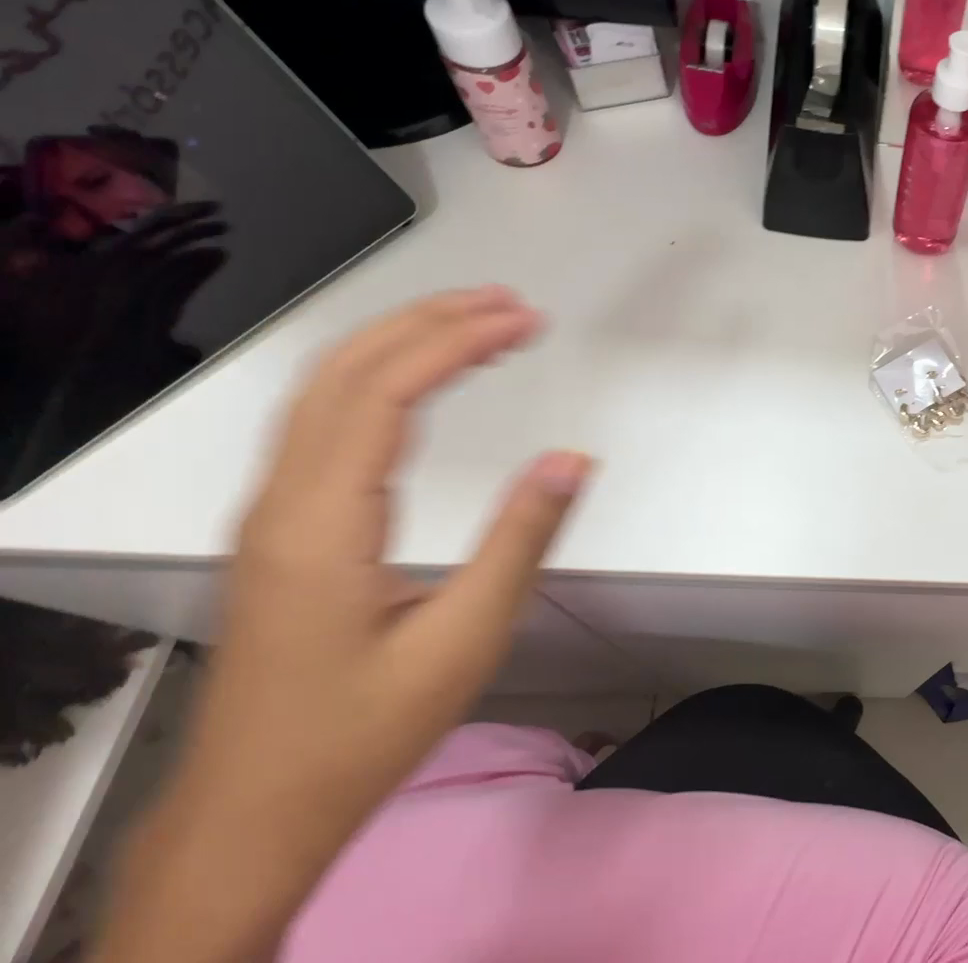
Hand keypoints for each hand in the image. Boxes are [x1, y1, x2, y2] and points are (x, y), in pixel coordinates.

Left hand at [106, 288, 592, 959]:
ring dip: (397, 343)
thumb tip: (570, 459)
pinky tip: (415, 384)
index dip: (457, 342)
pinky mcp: (278, 530)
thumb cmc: (363, 730)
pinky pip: (318, 425)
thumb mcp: (463, 640)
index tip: (525, 319)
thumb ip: (519, 540)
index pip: (386, 393)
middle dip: (426, 321)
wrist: (255, 807)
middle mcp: (281, 501)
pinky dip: (374, 381)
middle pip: (343, 373)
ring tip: (473, 323)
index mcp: (322, 521)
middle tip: (507, 303)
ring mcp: (269, 513)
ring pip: (322, 393)